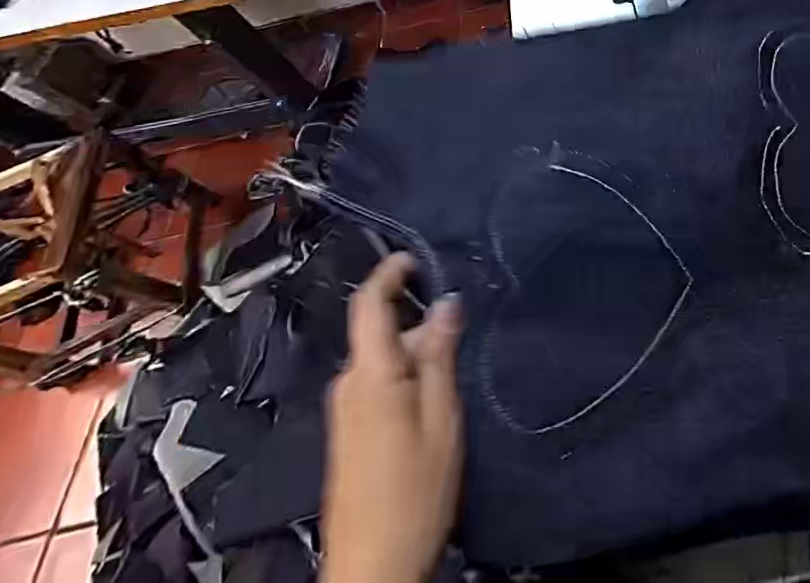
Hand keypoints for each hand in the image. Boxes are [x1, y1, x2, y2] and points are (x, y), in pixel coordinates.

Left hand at [323, 253, 463, 582]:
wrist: (371, 569)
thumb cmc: (414, 491)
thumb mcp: (442, 419)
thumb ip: (440, 357)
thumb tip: (446, 303)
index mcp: (370, 376)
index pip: (368, 306)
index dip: (388, 274)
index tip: (416, 258)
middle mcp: (348, 385)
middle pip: (383, 334)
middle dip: (422, 328)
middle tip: (465, 342)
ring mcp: (344, 410)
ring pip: (384, 360)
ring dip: (418, 356)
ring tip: (456, 378)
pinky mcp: (348, 431)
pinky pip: (377, 384)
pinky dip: (406, 377)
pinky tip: (434, 404)